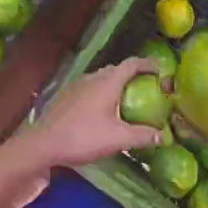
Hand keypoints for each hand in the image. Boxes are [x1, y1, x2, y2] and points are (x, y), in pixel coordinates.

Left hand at [19, 58, 163, 169]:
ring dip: (116, 84)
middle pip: (117, 69)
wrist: (42, 143)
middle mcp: (93, 77)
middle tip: (145, 89)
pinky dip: (102, 92)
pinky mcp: (66, 95)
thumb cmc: (83, 137)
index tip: (160, 71)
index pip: (132, 63)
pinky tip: (101, 111)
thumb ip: (142, 136)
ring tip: (124, 100)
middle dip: (133, 75)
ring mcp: (77, 85)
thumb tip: (164, 136)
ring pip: (102, 78)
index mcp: (108, 82)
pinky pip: (90, 87)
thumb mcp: (117, 139)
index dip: (148, 64)